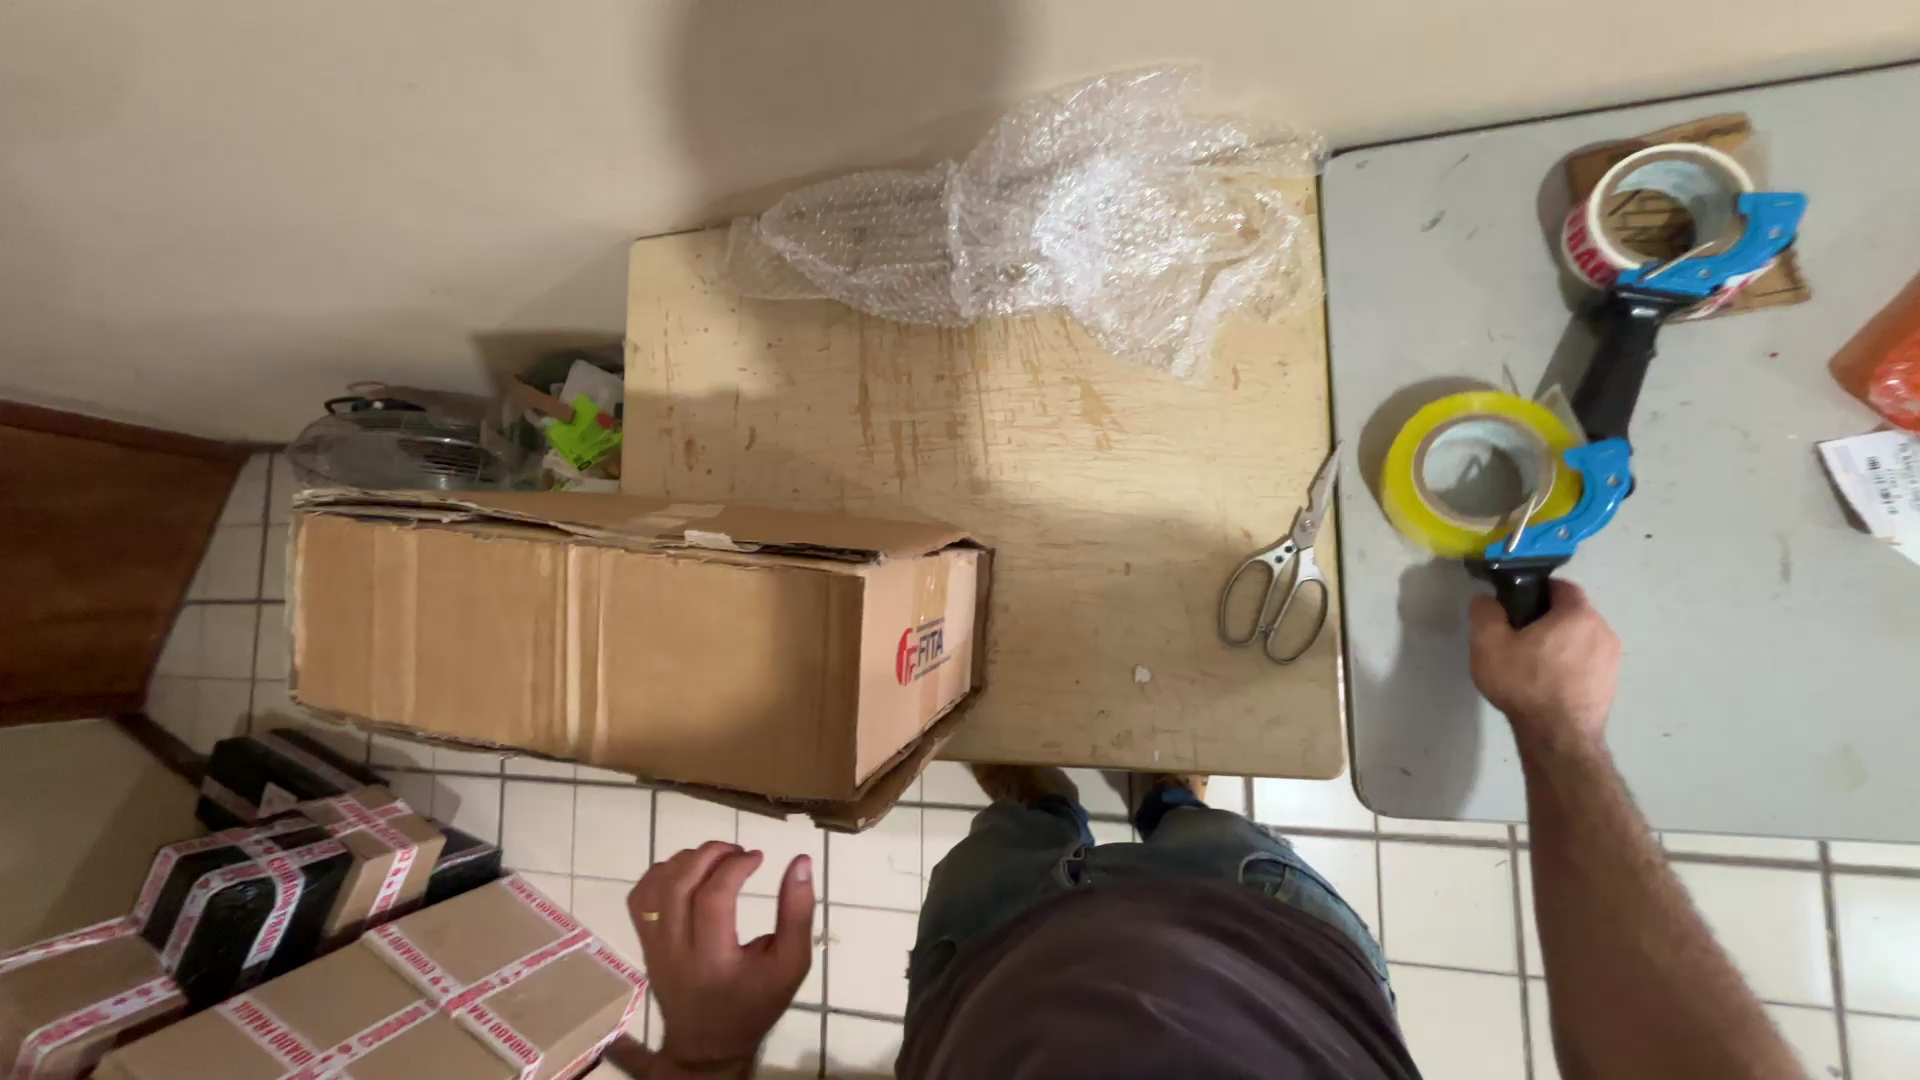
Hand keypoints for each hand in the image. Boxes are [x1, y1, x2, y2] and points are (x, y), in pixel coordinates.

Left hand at [627, 842, 814, 1072]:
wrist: (708, 1046)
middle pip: (679, 885)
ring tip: (716, 859)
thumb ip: (798, 913)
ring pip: (656, 887)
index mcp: (714, 960)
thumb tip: (801, 861)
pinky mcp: (645, 945)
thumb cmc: (756, 1003)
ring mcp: (654, 948)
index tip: (758, 857)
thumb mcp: (791, 964)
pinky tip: (688, 873)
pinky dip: (661, 874)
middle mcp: (676, 952)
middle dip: (710, 854)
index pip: (714, 898)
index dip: (736, 866)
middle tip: (737, 851)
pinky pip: (640, 899)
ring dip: (687, 860)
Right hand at [1468, 578, 1620, 752]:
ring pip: (1580, 637)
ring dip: (1558, 642)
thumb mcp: (1488, 643)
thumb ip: (1485, 612)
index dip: (1535, 590)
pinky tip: (1547, 682)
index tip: (1513, 606)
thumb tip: (1488, 600)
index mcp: (1577, 615)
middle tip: (1516, 637)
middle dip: (1545, 618)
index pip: (1561, 586)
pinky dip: (1569, 663)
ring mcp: (1612, 658)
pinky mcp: (1611, 682)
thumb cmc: (1523, 682)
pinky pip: (1587, 660)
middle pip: (1571, 612)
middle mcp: (1603, 631)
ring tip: (1530, 663)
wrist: (1557, 734)